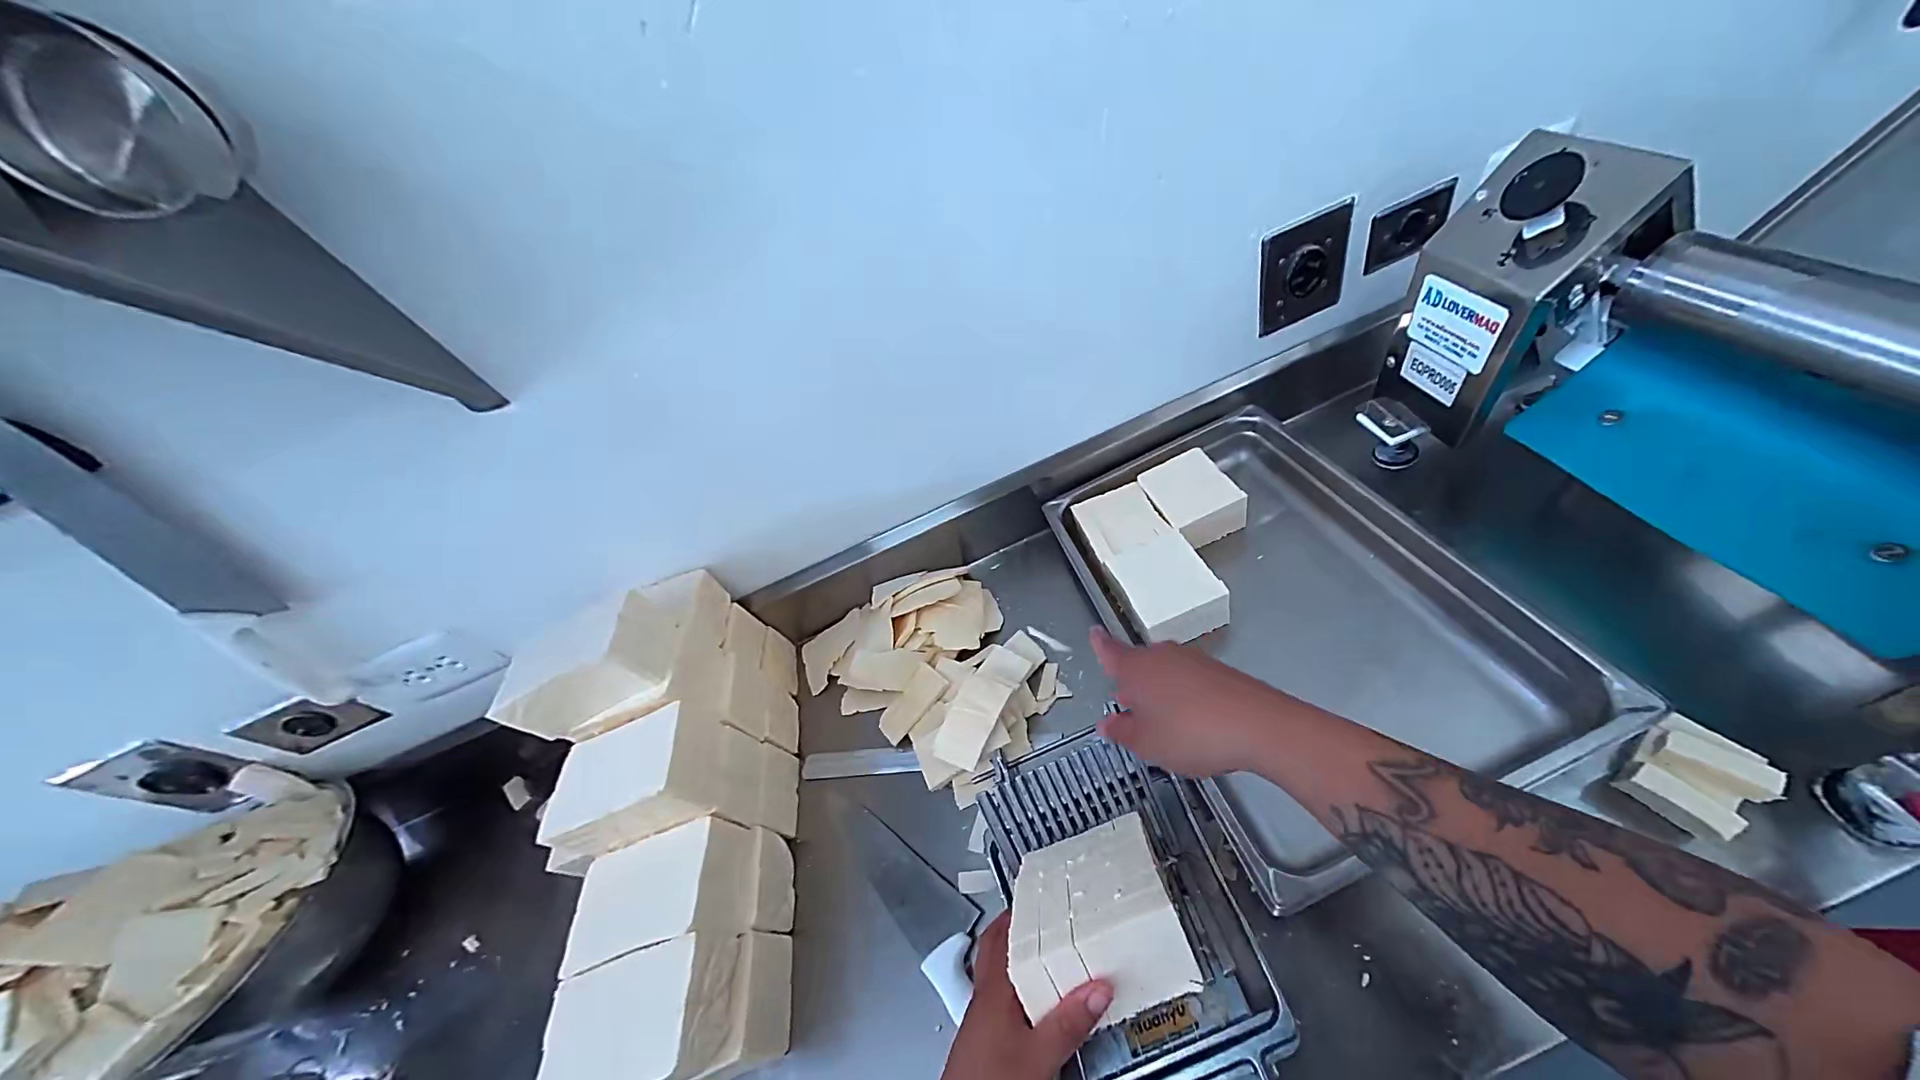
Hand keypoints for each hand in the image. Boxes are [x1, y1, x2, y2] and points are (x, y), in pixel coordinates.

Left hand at [940, 912, 1110, 1079]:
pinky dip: (1020, 994)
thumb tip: (1098, 988)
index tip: (1030, 898)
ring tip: (1046, 961)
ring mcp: (982, 1020)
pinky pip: (1002, 1003)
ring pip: (999, 977)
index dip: (1012, 914)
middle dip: (1016, 934)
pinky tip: (1037, 1010)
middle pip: (995, 952)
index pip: (998, 937)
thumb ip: (1070, 1020)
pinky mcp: (985, 1042)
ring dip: (1018, 964)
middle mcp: (983, 1000)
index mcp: (993, 991)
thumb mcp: (1040, 1052)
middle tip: (1040, 922)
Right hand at [1090, 627, 1298, 777]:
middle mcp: (1163, 657)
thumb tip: (1108, 725)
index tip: (1095, 634)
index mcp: (1136, 668)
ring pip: (1166, 675)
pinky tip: (1194, 726)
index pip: (1109, 651)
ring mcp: (1193, 662)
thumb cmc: (1196, 731)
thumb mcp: (1146, 743)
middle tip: (1129, 710)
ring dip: (1161, 695)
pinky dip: (1187, 700)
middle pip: (1138, 666)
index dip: (1099, 644)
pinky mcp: (1219, 673)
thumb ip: (1121, 732)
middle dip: (1132, 686)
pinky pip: (1192, 683)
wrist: (1260, 727)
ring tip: (1165, 727)